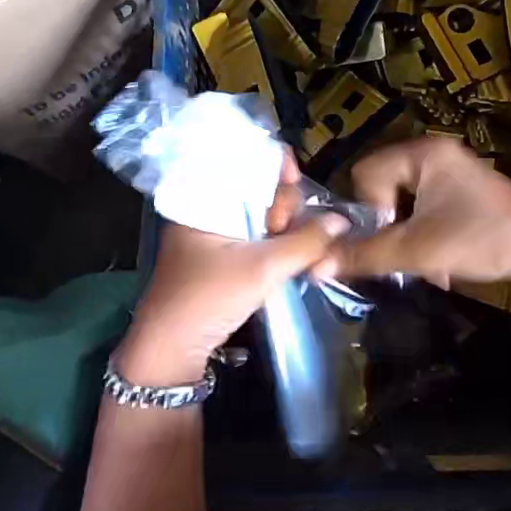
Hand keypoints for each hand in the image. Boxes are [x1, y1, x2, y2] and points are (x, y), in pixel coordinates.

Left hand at [117, 158, 348, 386]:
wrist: (169, 348)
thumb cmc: (208, 296)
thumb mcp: (261, 268)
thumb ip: (305, 242)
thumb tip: (341, 220)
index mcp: (204, 196)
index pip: (246, 162)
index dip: (277, 166)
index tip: (296, 183)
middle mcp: (208, 208)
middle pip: (260, 189)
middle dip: (284, 206)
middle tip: (282, 230)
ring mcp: (214, 234)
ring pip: (261, 218)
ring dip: (285, 231)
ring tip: (294, 250)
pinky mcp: (221, 259)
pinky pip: (256, 239)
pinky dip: (275, 246)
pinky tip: (293, 258)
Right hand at [330, 137, 510, 287]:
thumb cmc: (485, 238)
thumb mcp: (419, 251)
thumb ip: (364, 256)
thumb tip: (313, 267)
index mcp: (421, 152)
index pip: (364, 175)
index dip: (370, 210)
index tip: (393, 236)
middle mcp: (431, 154)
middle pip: (379, 190)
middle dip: (388, 228)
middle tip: (405, 253)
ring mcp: (447, 173)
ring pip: (399, 205)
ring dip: (405, 238)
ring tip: (424, 262)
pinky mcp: (458, 193)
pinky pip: (420, 210)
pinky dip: (422, 236)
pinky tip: (438, 263)